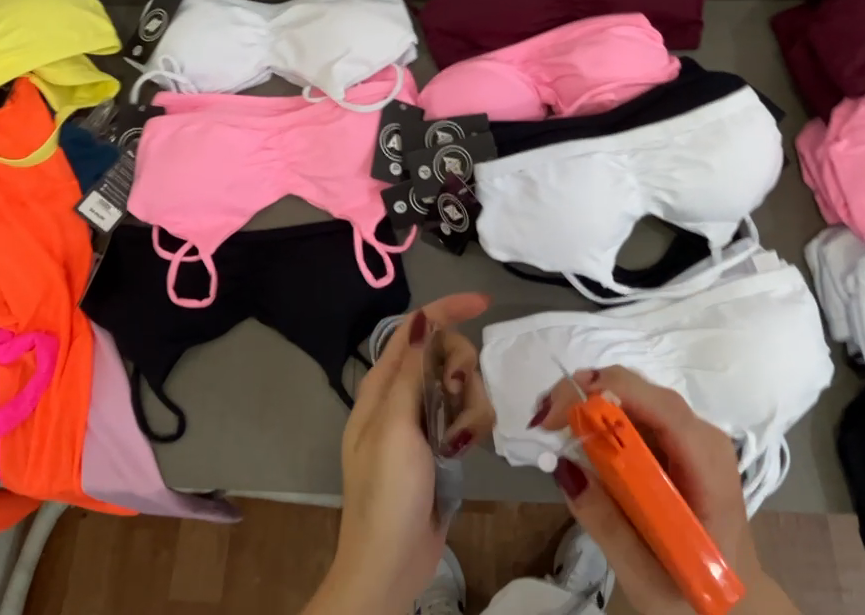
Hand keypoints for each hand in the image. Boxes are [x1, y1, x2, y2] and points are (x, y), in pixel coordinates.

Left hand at [303, 293, 494, 614]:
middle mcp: (402, 396)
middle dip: (463, 369)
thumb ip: (411, 372)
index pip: (414, 329)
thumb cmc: (387, 491)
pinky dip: (472, 426)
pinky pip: (468, 417)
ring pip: (463, 387)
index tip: (483, 303)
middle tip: (460, 393)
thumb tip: (422, 319)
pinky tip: (466, 449)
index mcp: (382, 386)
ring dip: (470, 406)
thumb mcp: (395, 427)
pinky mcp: (443, 445)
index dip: (446, 309)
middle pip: (445, 355)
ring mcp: (424, 422)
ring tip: (461, 439)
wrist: (391, 561)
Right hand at [536, 367, 798, 614]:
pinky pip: (634, 413)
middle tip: (543, 419)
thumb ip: (607, 526)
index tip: (559, 411)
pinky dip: (599, 415)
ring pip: (635, 396)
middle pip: (644, 392)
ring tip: (550, 423)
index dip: (610, 394)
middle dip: (588, 393)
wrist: (735, 604)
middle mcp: (703, 438)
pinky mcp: (676, 442)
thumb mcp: (648, 577)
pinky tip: (574, 429)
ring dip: (589, 401)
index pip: (664, 409)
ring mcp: (690, 437)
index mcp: (709, 468)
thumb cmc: (698, 595)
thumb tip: (563, 466)